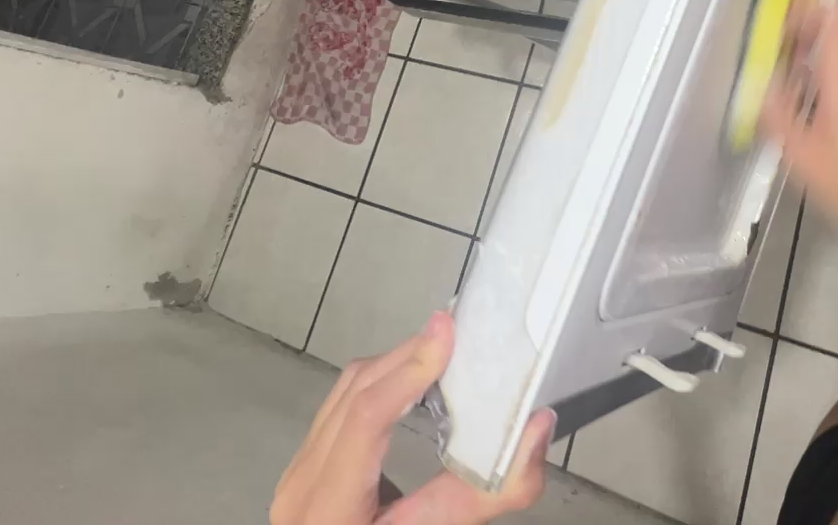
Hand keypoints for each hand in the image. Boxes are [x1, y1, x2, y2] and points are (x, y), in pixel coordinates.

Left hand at [272, 311, 552, 524]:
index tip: (448, 331)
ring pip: (347, 386)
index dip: (408, 371)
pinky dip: (385, 376)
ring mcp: (298, 472)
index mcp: (329, 511)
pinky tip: (417, 378)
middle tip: (459, 335)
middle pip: (355, 390)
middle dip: (411, 354)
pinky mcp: (308, 463)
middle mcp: (302, 487)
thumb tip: (539, 424)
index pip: (365, 419)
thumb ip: (492, 490)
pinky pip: (343, 398)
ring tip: (444, 351)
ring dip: (398, 361)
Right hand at [761, 0, 837, 263]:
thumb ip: (777, 116)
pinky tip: (810, 73)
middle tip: (788, 17)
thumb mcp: (802, 156)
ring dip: (823, 30)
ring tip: (793, 40)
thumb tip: (760, 89)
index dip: (807, 3)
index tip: (782, 6)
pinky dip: (832, 53)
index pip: (833, 16)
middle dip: (815, 10)